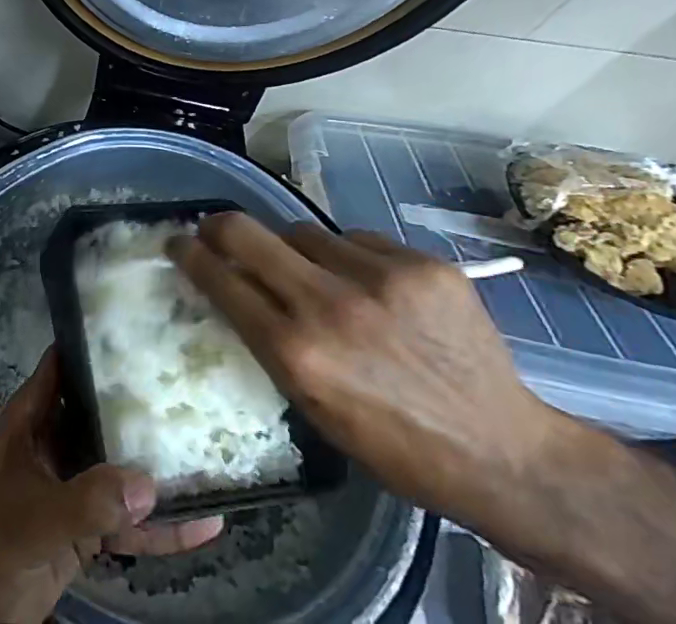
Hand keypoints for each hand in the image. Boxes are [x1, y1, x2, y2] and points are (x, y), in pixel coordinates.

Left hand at [0, 350, 223, 623]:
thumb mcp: (32, 522)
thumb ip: (85, 502)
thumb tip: (148, 483)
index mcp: (31, 424)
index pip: (62, 367)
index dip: (94, 343)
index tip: (141, 326)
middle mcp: (56, 446)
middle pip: (103, 411)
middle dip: (142, 398)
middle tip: (194, 377)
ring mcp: (74, 489)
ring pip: (122, 465)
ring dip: (160, 462)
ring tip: (211, 443)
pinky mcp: (89, 531)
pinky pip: (133, 524)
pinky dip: (164, 527)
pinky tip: (207, 522)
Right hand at [171, 215, 576, 529]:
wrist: (497, 448)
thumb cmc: (392, 445)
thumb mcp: (313, 406)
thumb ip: (271, 341)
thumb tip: (242, 288)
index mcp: (296, 353)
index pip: (222, 282)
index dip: (191, 256)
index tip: (178, 243)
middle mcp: (329, 304)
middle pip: (249, 233)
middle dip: (221, 228)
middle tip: (215, 229)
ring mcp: (380, 276)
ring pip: (307, 232)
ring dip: (298, 250)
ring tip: (318, 276)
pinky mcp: (422, 263)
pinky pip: (360, 240)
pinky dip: (352, 258)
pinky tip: (373, 287)